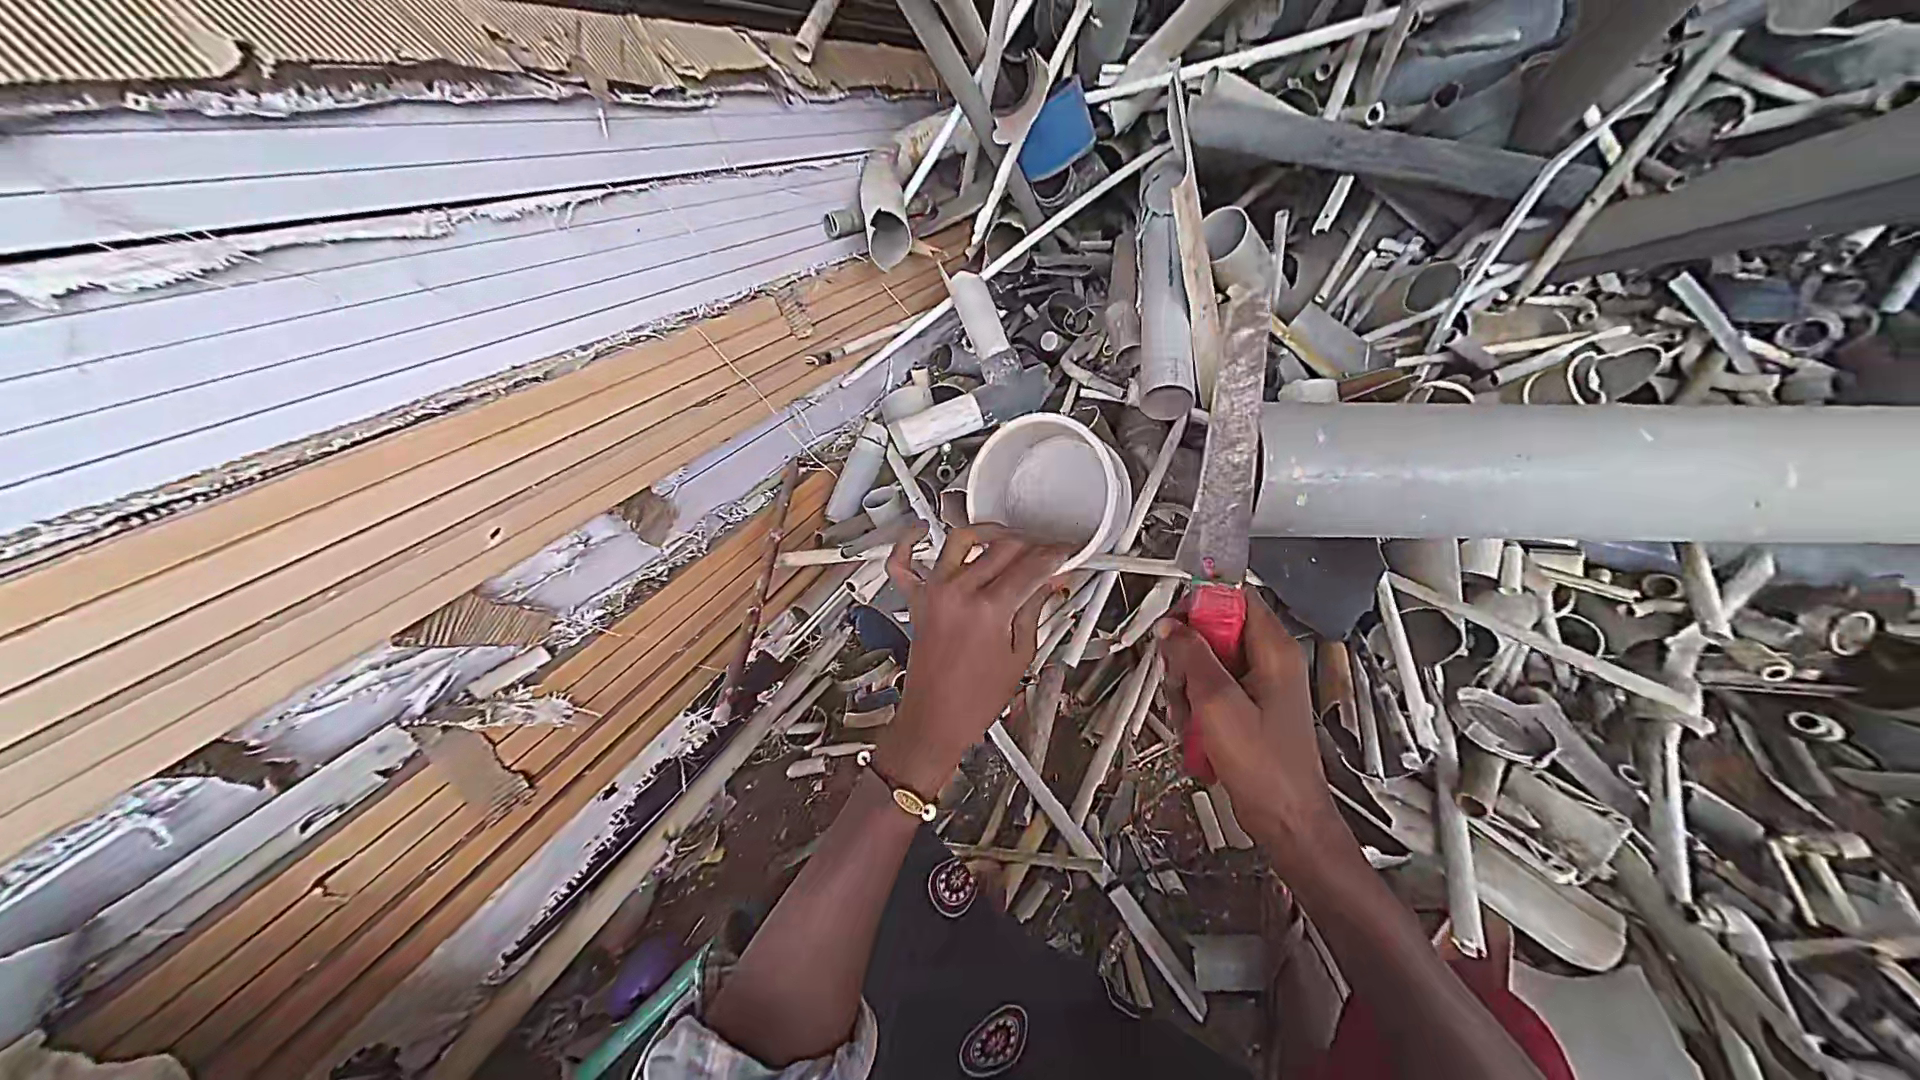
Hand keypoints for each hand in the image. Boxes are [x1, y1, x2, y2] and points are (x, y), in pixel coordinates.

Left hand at [880, 524, 1070, 793]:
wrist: (935, 720)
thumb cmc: (972, 701)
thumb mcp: (1019, 656)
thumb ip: (1034, 611)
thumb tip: (1048, 585)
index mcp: (989, 610)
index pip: (1032, 566)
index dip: (1056, 557)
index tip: (1065, 555)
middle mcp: (958, 593)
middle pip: (1003, 546)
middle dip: (1032, 545)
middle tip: (1046, 554)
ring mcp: (934, 592)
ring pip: (962, 539)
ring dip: (989, 532)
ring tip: (1007, 539)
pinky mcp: (916, 600)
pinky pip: (902, 561)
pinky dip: (909, 541)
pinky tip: (923, 531)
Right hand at [1157, 592, 1340, 859]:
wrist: (1284, 819)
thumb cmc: (1267, 769)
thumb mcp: (1219, 704)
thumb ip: (1191, 658)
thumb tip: (1170, 627)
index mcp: (1274, 650)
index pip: (1234, 597)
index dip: (1199, 605)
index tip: (1175, 628)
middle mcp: (1268, 662)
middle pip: (1211, 632)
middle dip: (1186, 658)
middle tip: (1183, 684)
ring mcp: (1255, 685)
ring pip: (1203, 663)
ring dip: (1186, 688)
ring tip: (1193, 718)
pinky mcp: (1243, 707)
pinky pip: (1206, 690)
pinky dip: (1194, 707)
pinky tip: (1197, 732)